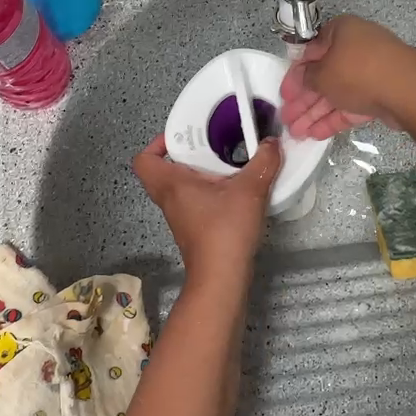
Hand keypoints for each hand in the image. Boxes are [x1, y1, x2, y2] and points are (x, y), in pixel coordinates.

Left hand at [133, 134, 281, 281]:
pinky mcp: (193, 229)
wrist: (222, 278)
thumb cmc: (225, 230)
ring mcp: (180, 216)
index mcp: (171, 184)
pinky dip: (208, 192)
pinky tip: (233, 190)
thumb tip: (272, 142)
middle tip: (209, 145)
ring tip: (225, 163)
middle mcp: (169, 199)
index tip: (182, 137)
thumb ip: (263, 162)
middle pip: (163, 170)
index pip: (144, 160)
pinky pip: (193, 201)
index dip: (157, 144)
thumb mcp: (249, 190)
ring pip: (179, 187)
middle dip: (185, 154)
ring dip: (198, 174)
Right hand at [279, 15, 415, 138]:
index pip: (310, 52)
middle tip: (286, 118)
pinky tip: (315, 134)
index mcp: (341, 31)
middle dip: (303, 100)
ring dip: (314, 113)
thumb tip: (303, 78)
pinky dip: (333, 118)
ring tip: (297, 134)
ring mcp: (370, 72)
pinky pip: (351, 105)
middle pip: (323, 76)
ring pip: (336, 94)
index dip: (294, 74)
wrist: (408, 90)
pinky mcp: (380, 94)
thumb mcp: (322, 74)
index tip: (284, 93)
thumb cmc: (358, 71)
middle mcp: (356, 48)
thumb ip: (307, 77)